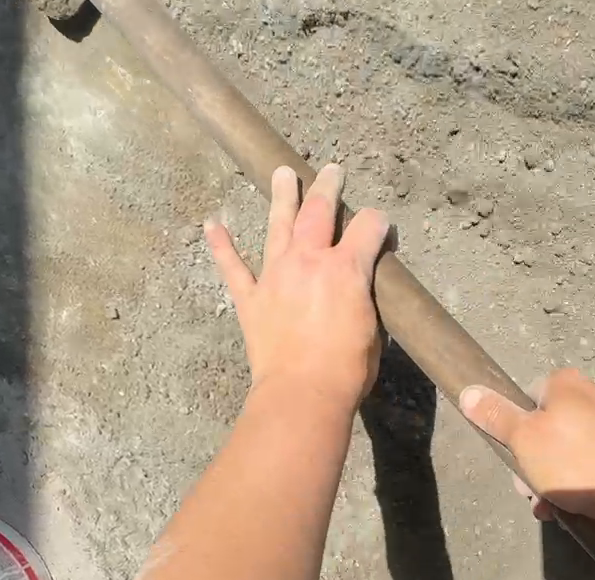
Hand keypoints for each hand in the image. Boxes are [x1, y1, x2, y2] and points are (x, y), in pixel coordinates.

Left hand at [206, 164, 388, 411]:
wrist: (303, 393)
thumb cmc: (348, 370)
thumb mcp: (373, 330)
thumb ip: (365, 298)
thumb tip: (361, 288)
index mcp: (346, 269)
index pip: (367, 227)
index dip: (378, 223)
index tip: (381, 225)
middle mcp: (309, 261)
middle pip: (319, 211)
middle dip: (328, 187)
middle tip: (331, 171)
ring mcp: (275, 276)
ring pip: (277, 225)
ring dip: (281, 197)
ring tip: (282, 174)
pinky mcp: (251, 299)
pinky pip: (233, 267)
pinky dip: (222, 246)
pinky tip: (213, 226)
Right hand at [458, 370, 594, 521]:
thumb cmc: (575, 462)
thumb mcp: (524, 439)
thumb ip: (496, 416)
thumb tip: (468, 390)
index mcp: (566, 383)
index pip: (525, 397)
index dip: (513, 429)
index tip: (513, 457)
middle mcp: (592, 396)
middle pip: (543, 429)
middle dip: (530, 464)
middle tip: (529, 491)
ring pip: (563, 453)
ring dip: (548, 482)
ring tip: (548, 507)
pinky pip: (588, 466)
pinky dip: (574, 486)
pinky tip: (568, 509)